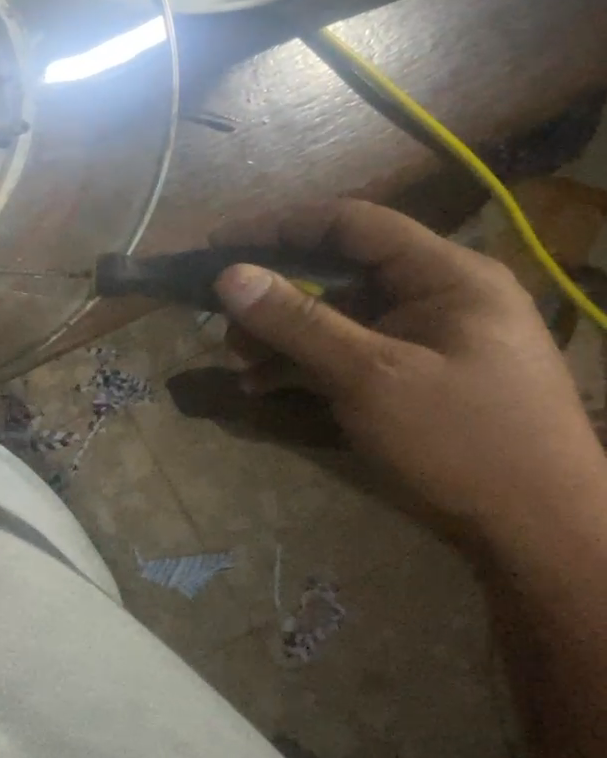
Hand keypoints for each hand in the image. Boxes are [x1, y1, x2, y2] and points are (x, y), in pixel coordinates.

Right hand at [210, 199, 606, 538]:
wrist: (543, 534)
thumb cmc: (464, 441)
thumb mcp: (368, 377)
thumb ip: (296, 321)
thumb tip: (226, 274)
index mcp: (447, 277)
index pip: (350, 223)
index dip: (277, 227)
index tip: (214, 245)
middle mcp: (437, 295)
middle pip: (333, 269)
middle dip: (269, 295)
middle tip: (221, 323)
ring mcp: (426, 336)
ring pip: (331, 313)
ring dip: (276, 334)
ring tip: (240, 366)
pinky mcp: (413, 373)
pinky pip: (342, 349)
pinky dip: (298, 362)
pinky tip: (261, 386)